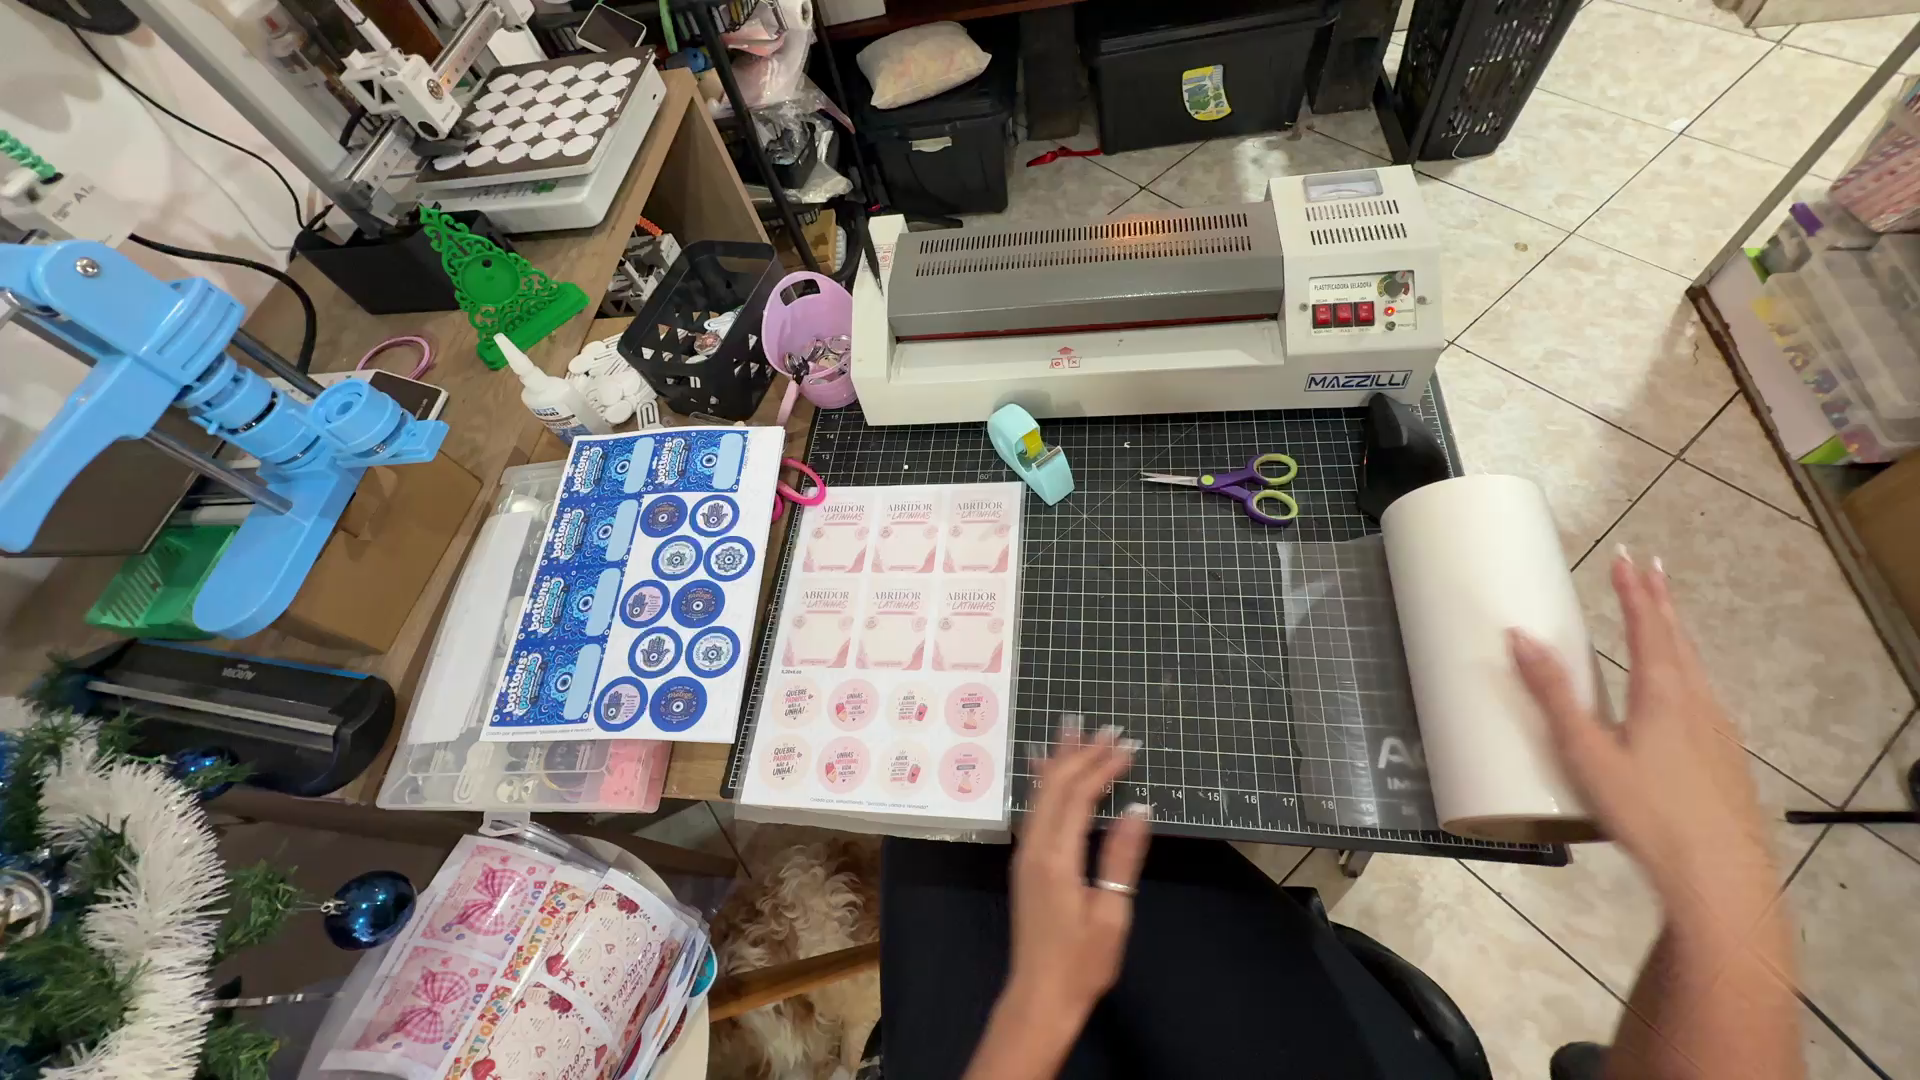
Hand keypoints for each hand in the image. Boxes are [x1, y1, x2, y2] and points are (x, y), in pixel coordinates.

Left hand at [1008, 719, 1150, 1018]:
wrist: (1038, 996)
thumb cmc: (1081, 962)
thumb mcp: (1110, 915)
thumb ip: (1120, 858)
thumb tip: (1137, 808)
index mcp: (1056, 857)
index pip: (1079, 796)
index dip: (1102, 766)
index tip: (1126, 745)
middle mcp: (1034, 846)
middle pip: (1056, 785)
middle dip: (1081, 753)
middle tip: (1105, 727)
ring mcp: (1025, 852)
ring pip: (1040, 792)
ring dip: (1060, 759)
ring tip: (1072, 728)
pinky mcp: (1026, 861)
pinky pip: (1034, 807)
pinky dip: (1043, 780)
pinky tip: (1042, 766)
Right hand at [1508, 551, 1775, 917]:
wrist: (1717, 876)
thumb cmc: (1643, 809)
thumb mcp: (1584, 750)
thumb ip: (1552, 694)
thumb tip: (1518, 636)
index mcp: (1664, 694)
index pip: (1647, 628)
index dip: (1634, 592)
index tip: (1625, 557)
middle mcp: (1697, 702)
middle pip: (1678, 639)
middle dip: (1660, 601)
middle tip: (1650, 567)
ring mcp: (1717, 729)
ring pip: (1695, 665)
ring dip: (1674, 632)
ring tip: (1662, 613)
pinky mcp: (1723, 754)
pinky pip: (1701, 690)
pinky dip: (1685, 665)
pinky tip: (1679, 685)